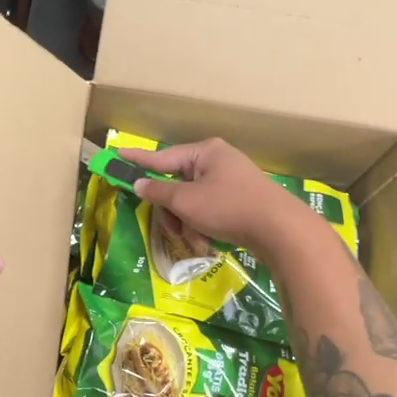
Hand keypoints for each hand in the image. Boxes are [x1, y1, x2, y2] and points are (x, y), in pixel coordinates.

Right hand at [120, 139, 324, 256]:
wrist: (280, 229)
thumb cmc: (229, 208)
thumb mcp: (187, 201)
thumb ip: (159, 192)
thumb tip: (140, 183)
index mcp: (204, 153)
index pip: (162, 156)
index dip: (138, 160)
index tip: (116, 156)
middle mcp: (216, 162)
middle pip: (176, 185)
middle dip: (172, 212)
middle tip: (174, 229)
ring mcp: (229, 181)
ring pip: (191, 202)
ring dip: (187, 224)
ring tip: (197, 241)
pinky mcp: (238, 201)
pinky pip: (208, 211)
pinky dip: (203, 227)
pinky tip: (209, 243)